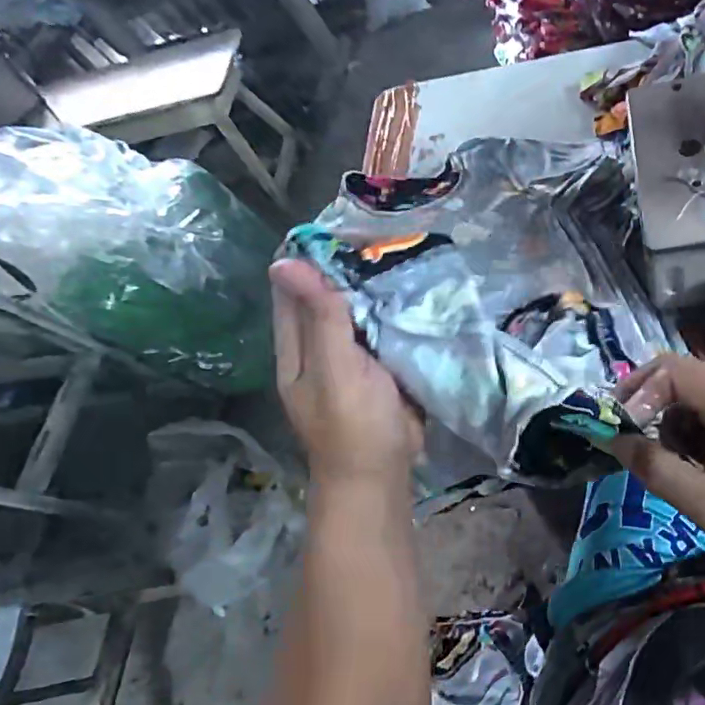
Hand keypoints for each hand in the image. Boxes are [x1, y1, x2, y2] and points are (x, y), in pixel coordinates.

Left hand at [269, 259, 421, 482]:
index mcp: (297, 347)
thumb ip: (319, 317)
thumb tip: (285, 262)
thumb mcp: (334, 368)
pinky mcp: (384, 369)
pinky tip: (418, 293)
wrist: (383, 475)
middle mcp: (321, 347)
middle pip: (330, 298)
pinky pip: (387, 333)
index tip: (344, 229)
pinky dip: (398, 314)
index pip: (294, 290)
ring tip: (406, 253)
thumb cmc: (353, 425)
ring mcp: (354, 359)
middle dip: (352, 271)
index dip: (312, 259)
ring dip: (378, 291)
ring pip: (362, 314)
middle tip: (387, 237)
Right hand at [610, 356, 704, 578]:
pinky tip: (697, 470)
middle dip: (648, 408)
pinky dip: (691, 436)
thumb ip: (655, 467)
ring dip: (669, 426)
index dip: (635, 393)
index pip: (669, 370)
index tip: (616, 430)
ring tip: (673, 469)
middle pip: (679, 378)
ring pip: (691, 398)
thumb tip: (613, 440)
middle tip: (629, 446)